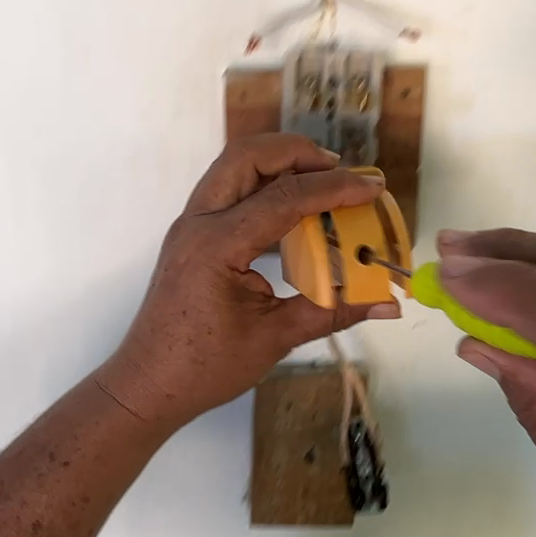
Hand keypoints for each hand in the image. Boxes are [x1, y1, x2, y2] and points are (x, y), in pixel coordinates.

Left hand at [95, 135, 399, 428]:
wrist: (148, 384)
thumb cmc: (204, 367)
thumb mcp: (275, 338)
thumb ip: (333, 312)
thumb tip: (388, 306)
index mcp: (217, 245)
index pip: (283, 197)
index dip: (334, 188)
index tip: (373, 187)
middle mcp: (198, 222)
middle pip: (246, 156)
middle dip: (297, 152)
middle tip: (339, 171)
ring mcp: (190, 225)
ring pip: (233, 166)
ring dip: (278, 164)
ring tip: (321, 183)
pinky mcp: (191, 234)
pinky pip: (229, 191)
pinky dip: (263, 187)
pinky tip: (294, 213)